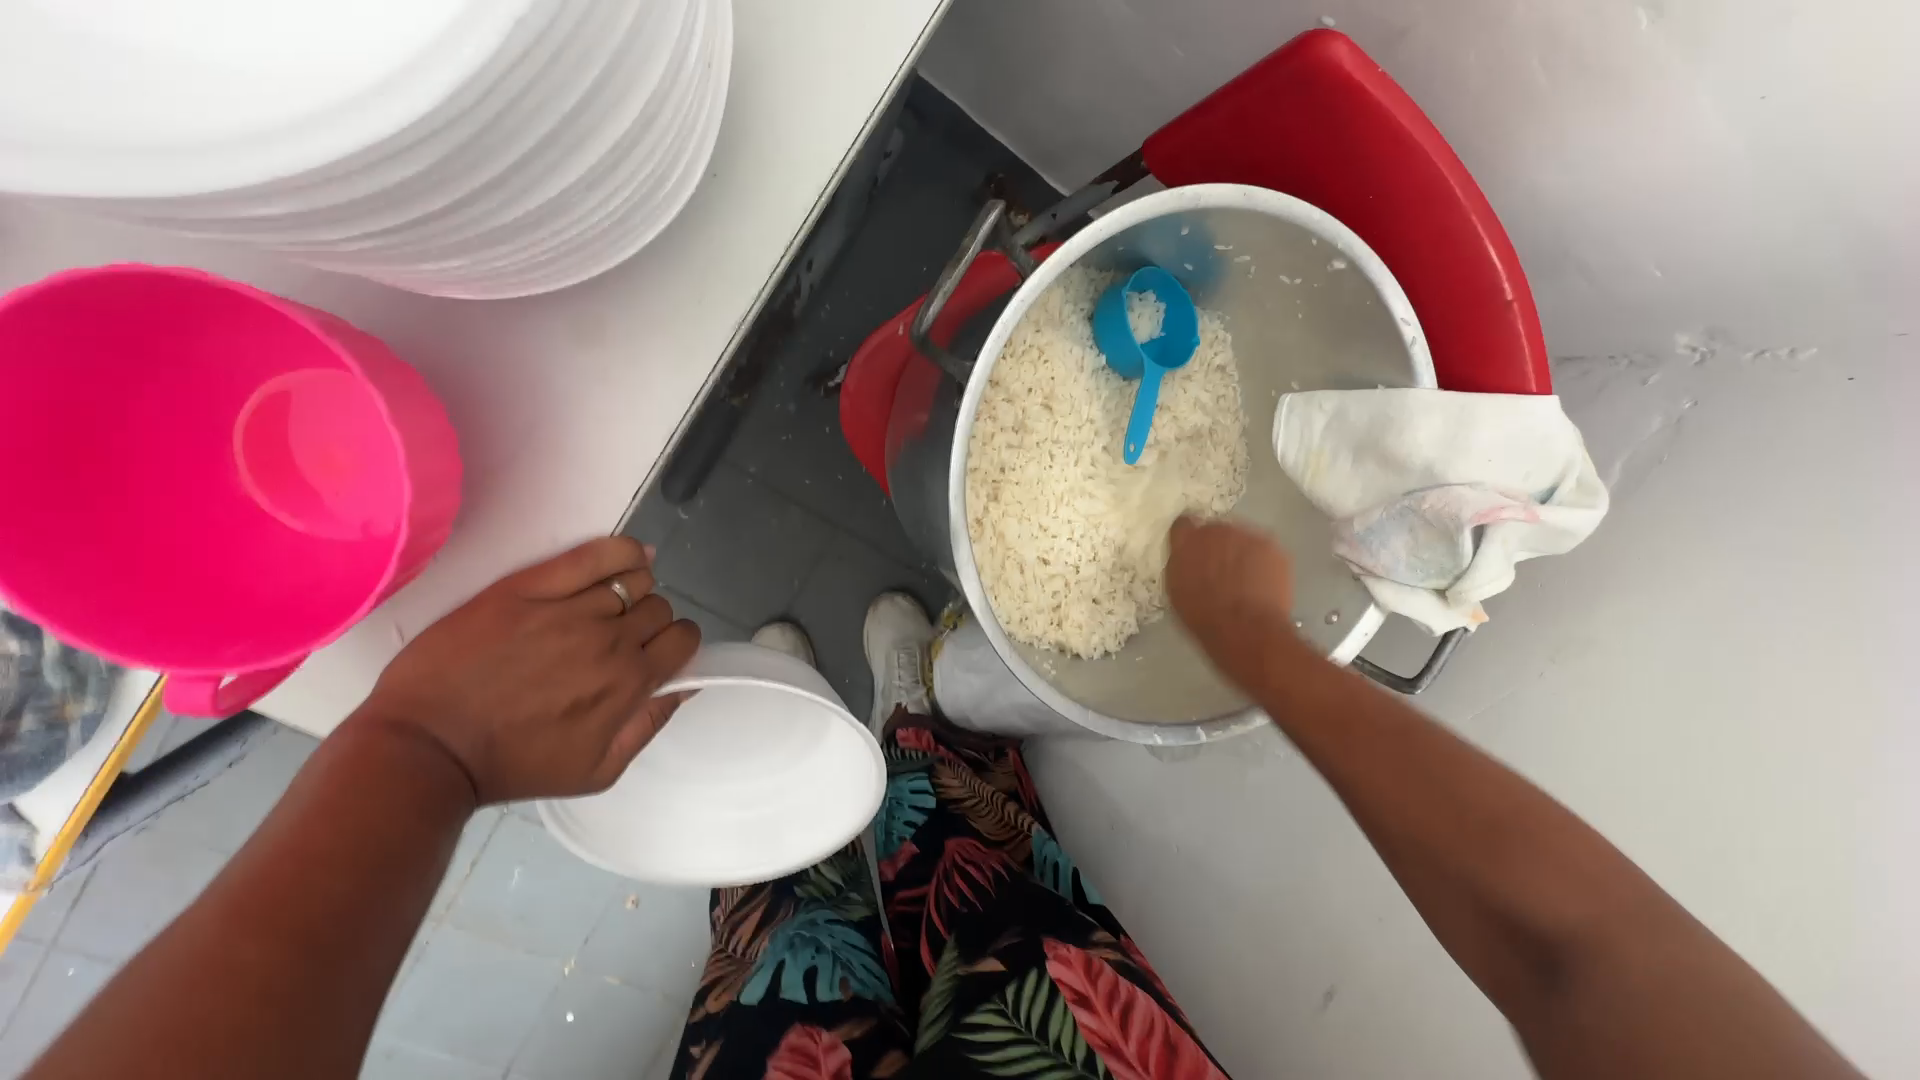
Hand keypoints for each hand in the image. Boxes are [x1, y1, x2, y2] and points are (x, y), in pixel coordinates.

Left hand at [354, 536, 700, 804]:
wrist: (427, 747)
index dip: (674, 645)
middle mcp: (610, 639)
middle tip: (616, 639)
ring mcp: (570, 608)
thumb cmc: (512, 766)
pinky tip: (624, 558)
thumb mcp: (597, 772)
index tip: (652, 654)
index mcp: (630, 682)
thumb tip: (684, 687)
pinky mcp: (530, 587)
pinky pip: (597, 553)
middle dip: (648, 621)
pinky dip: (621, 551)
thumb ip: (648, 726)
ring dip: (629, 591)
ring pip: (633, 579)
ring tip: (602, 607)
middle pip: (659, 607)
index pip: (684, 638)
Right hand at [1166, 516, 1296, 674]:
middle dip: (1218, 546)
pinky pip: (1263, 548)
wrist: (1245, 628)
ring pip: (1241, 538)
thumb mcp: (1177, 589)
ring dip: (1240, 552)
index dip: (1189, 538)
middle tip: (1221, 570)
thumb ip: (1181, 564)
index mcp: (1185, 541)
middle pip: (1216, 529)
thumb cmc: (1203, 616)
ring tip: (1244, 579)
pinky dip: (1261, 561)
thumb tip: (1187, 559)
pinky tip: (1261, 582)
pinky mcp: (1271, 544)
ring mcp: (1246, 534)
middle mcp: (1215, 529)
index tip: (1193, 551)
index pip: (1183, 525)